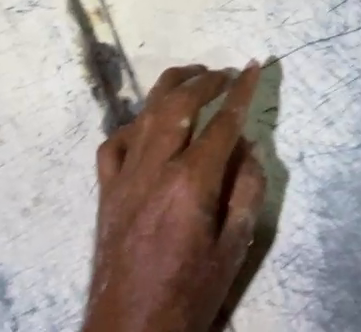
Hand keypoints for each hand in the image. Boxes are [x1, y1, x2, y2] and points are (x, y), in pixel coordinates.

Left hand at [84, 64, 266, 331]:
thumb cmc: (190, 294)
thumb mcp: (234, 248)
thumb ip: (246, 191)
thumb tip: (248, 147)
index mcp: (191, 182)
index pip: (222, 122)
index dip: (241, 91)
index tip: (255, 66)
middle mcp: (155, 169)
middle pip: (179, 104)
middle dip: (205, 80)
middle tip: (226, 72)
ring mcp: (125, 178)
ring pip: (145, 114)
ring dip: (171, 87)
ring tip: (192, 76)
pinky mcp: (106, 192)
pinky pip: (115, 144)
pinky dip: (135, 125)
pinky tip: (148, 125)